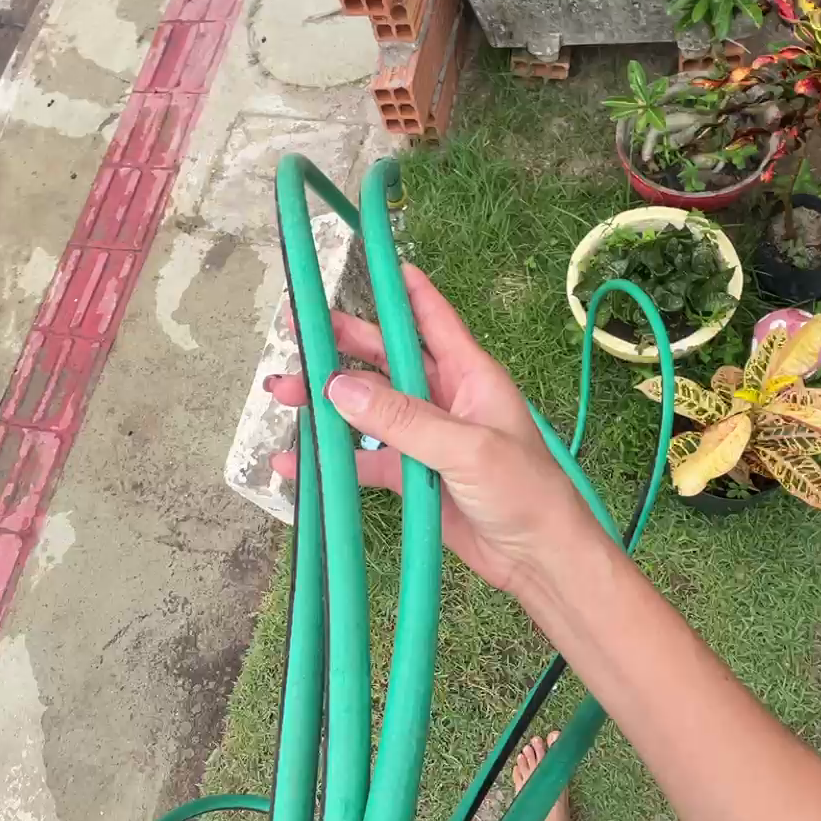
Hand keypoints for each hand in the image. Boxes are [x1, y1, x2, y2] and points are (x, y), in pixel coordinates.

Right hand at [267, 265, 609, 594]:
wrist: (538, 558)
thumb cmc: (524, 491)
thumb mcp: (466, 447)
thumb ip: (403, 418)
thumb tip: (338, 388)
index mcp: (470, 374)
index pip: (432, 318)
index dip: (402, 288)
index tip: (369, 261)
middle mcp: (445, 398)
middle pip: (386, 360)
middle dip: (343, 347)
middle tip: (297, 332)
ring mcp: (426, 438)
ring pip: (369, 410)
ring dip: (328, 404)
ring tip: (282, 393)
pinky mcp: (412, 476)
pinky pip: (367, 460)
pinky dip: (335, 461)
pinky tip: (296, 464)